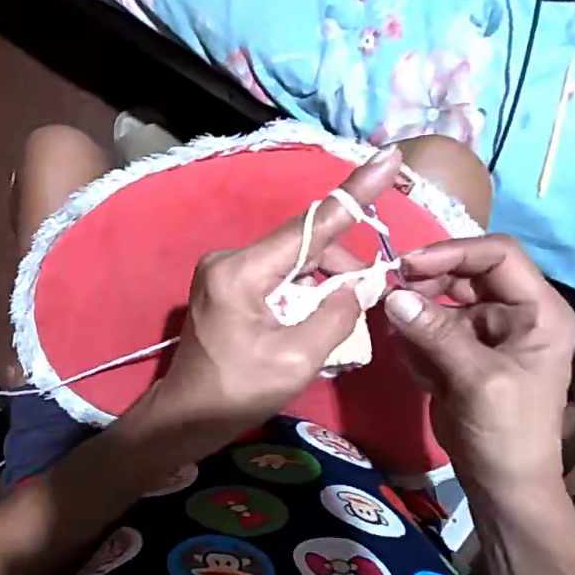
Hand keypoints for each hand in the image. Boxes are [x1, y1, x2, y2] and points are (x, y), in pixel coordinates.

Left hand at [146, 148, 403, 450]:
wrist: (186, 416)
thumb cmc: (238, 392)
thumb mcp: (297, 358)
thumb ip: (335, 315)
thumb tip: (359, 286)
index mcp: (240, 272)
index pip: (308, 226)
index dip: (353, 194)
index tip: (388, 158)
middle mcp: (228, 259)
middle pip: (302, 245)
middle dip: (340, 265)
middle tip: (366, 298)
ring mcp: (223, 270)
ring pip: (291, 261)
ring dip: (322, 282)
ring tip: (341, 314)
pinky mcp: (225, 285)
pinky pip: (276, 276)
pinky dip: (302, 291)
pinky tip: (316, 315)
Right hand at [384, 233, 574, 498]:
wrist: (502, 484)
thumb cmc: (507, 431)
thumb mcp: (477, 379)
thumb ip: (437, 334)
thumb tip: (393, 295)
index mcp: (538, 312)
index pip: (499, 256)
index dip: (453, 252)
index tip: (408, 266)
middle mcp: (514, 314)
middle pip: (465, 274)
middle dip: (427, 283)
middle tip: (389, 296)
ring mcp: (486, 333)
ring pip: (442, 300)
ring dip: (415, 314)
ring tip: (397, 336)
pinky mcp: (461, 353)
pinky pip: (430, 329)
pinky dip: (414, 339)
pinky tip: (414, 367)